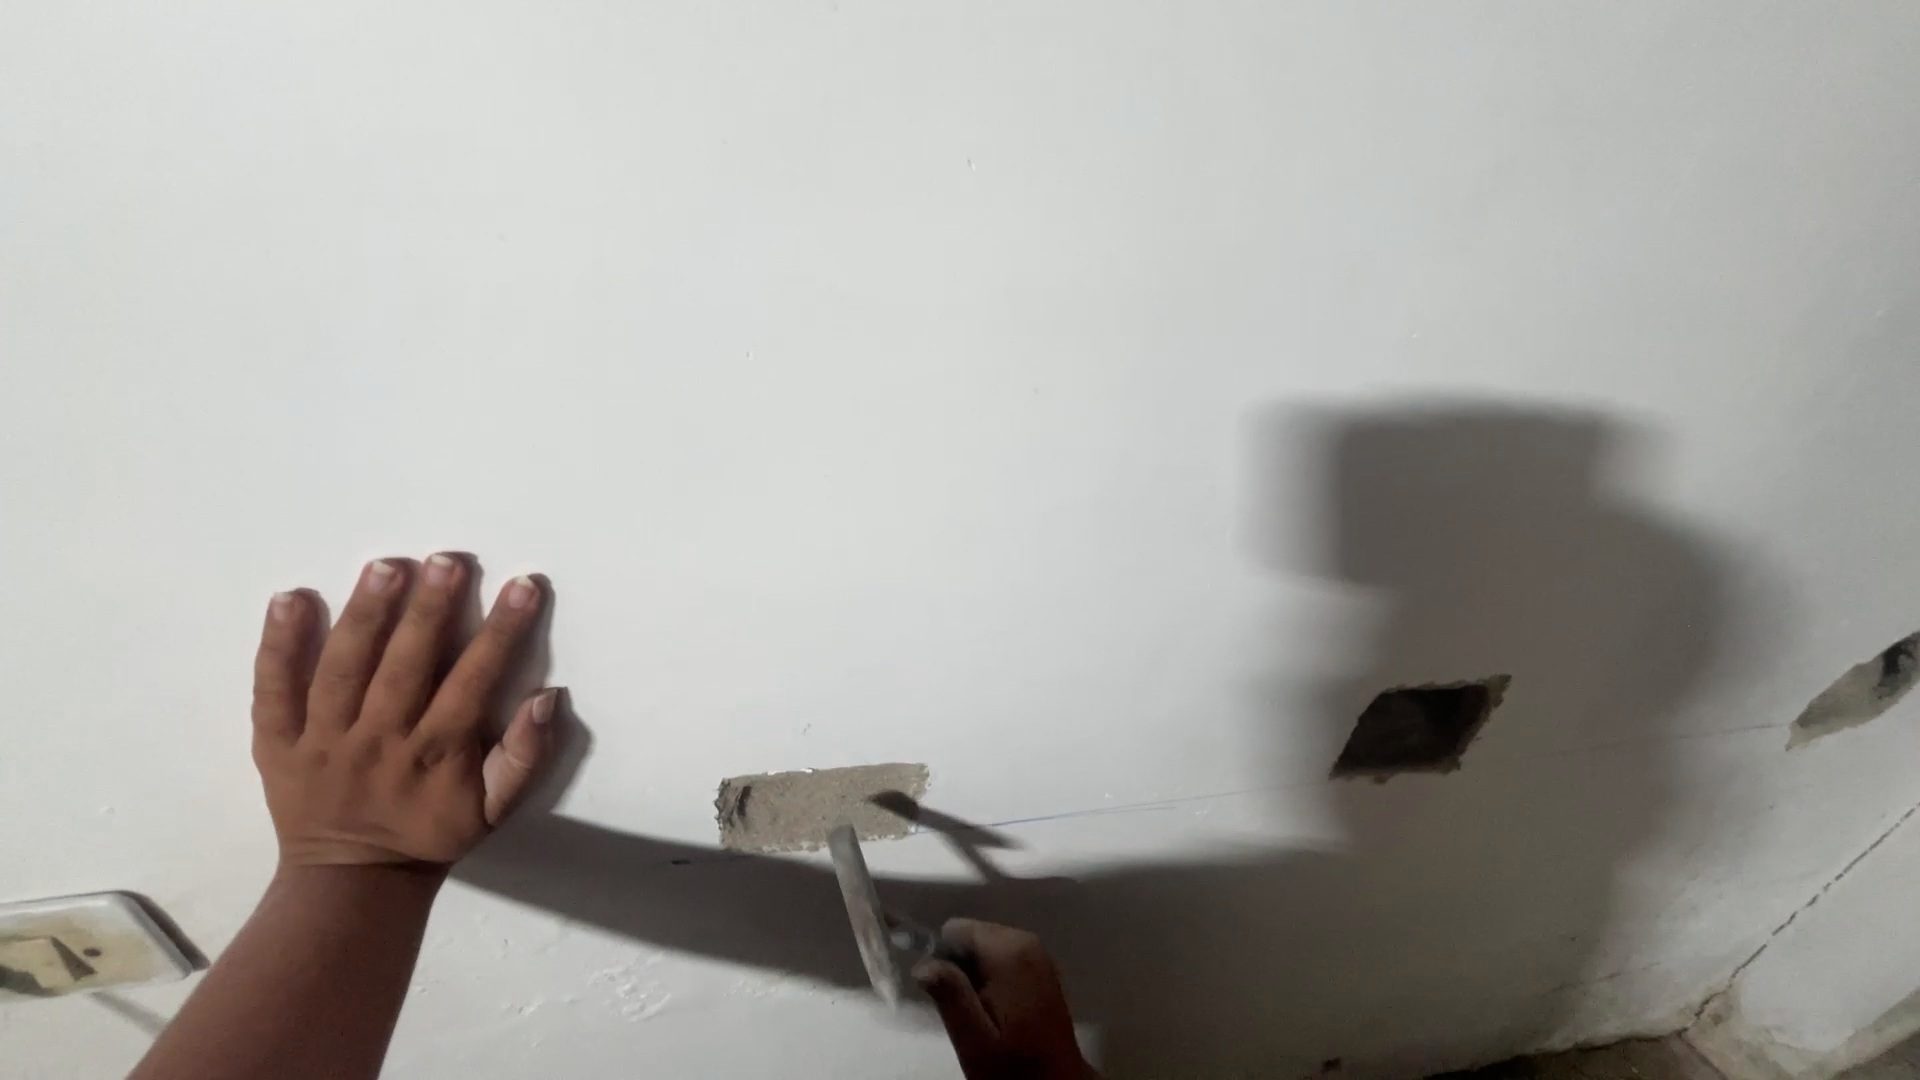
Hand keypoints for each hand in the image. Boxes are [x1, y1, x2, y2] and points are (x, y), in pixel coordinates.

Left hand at [252, 555, 554, 869]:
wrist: (352, 880)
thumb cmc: (436, 833)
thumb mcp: (497, 807)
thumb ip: (526, 755)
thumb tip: (547, 696)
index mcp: (437, 751)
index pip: (475, 678)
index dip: (502, 630)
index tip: (524, 586)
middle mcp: (380, 739)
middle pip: (405, 664)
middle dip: (429, 608)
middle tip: (447, 560)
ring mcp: (323, 740)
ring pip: (343, 667)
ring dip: (364, 613)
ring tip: (385, 565)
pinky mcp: (277, 743)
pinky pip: (273, 689)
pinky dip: (278, 644)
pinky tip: (291, 598)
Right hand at [914, 919, 1100, 1079]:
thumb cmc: (1014, 1066)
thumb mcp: (974, 1039)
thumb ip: (950, 995)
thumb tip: (922, 964)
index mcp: (1008, 950)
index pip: (956, 929)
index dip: (944, 959)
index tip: (949, 994)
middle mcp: (1025, 939)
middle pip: (972, 935)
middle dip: (962, 966)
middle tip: (968, 1009)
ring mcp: (1037, 950)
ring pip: (986, 945)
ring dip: (977, 973)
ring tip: (983, 1011)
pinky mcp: (1041, 964)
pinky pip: (1003, 955)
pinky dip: (994, 975)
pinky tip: (1000, 1008)